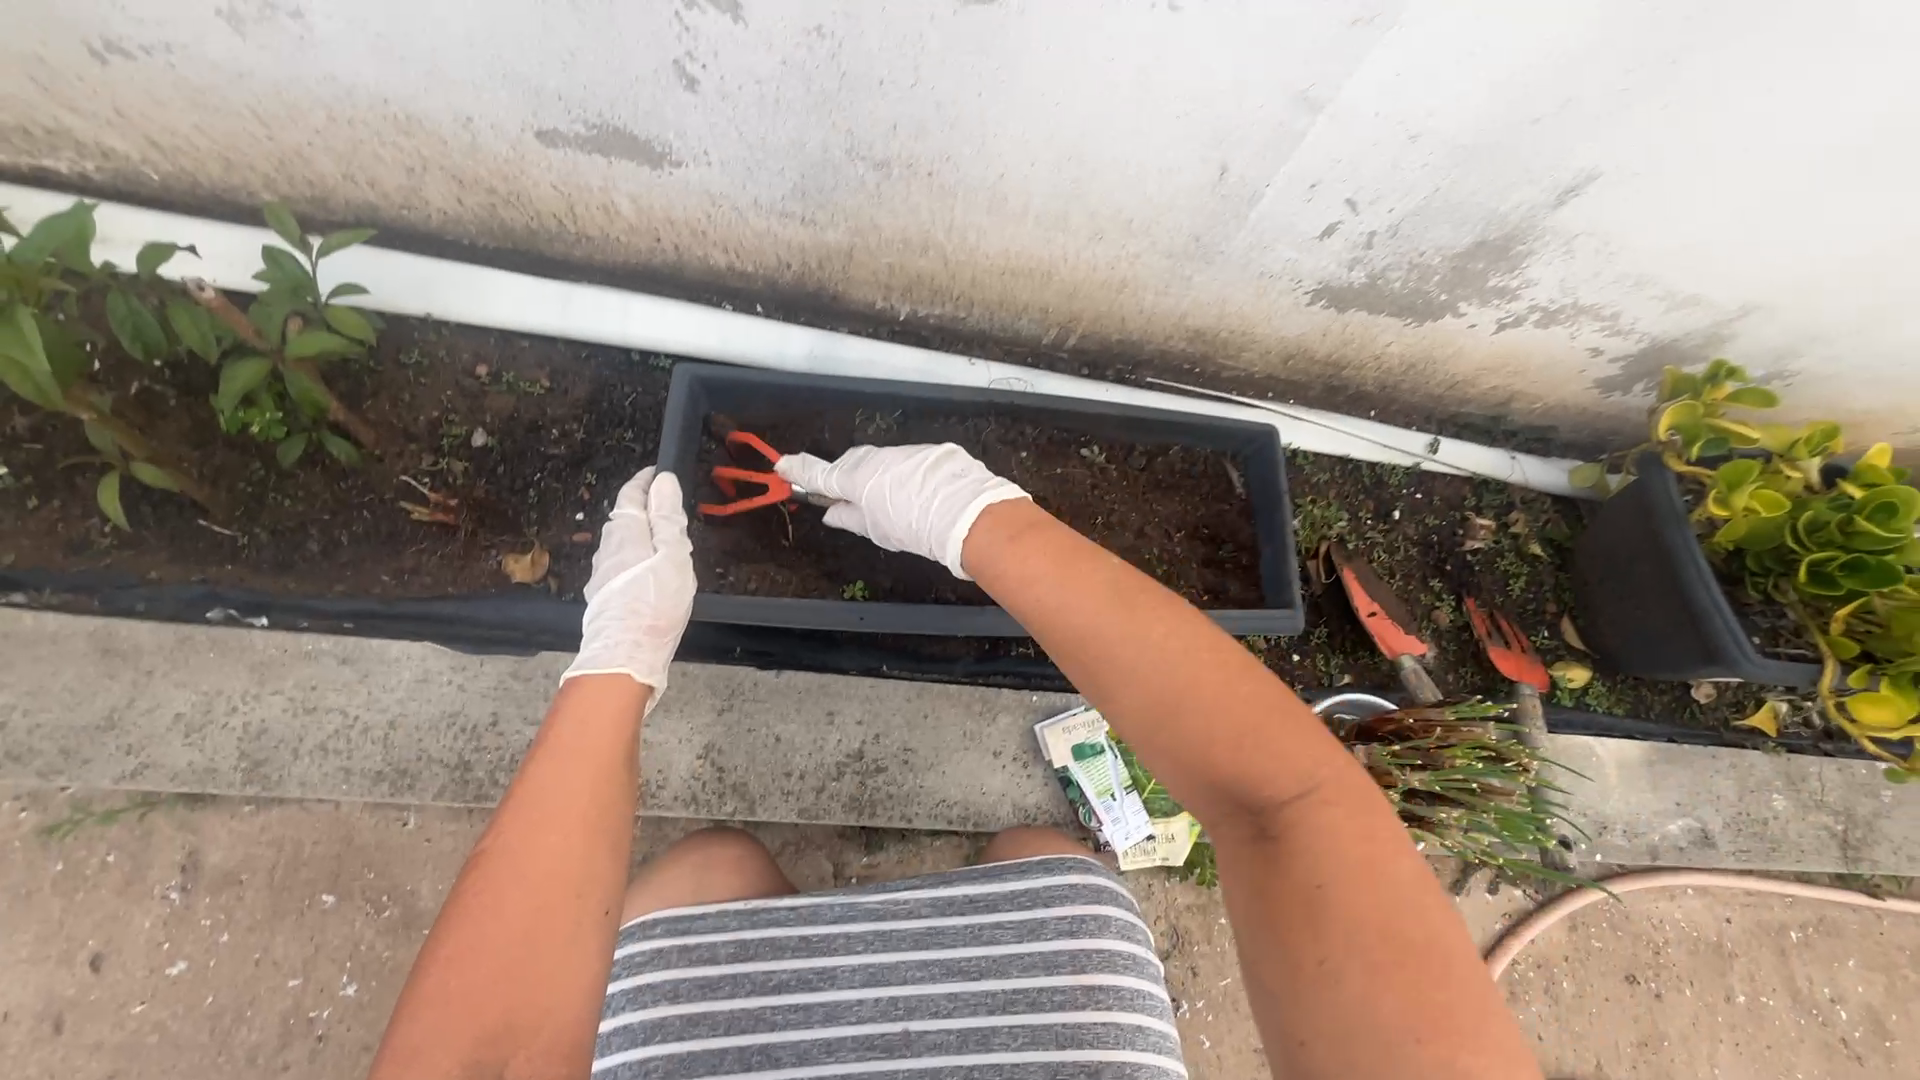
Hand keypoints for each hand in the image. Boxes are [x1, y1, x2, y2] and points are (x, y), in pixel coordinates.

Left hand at [561, 467, 695, 708]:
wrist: (625, 654)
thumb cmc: (655, 602)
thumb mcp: (673, 555)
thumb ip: (668, 519)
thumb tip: (662, 481)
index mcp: (625, 533)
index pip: (630, 496)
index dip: (643, 482)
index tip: (656, 473)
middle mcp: (607, 549)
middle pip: (622, 520)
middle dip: (642, 508)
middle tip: (667, 508)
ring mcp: (602, 575)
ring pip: (620, 544)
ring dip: (638, 535)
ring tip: (662, 541)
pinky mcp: (604, 596)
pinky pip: (620, 566)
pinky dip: (634, 558)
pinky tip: (647, 574)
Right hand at [774, 443, 1028, 579]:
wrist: (966, 514)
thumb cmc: (916, 529)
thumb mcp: (877, 530)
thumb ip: (850, 518)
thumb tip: (831, 512)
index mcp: (857, 479)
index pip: (820, 474)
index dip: (799, 470)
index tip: (782, 464)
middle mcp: (877, 459)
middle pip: (851, 463)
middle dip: (845, 475)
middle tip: (847, 496)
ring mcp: (905, 452)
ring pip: (882, 461)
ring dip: (879, 476)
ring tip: (891, 500)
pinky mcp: (931, 451)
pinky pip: (908, 461)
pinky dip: (905, 474)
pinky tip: (917, 493)